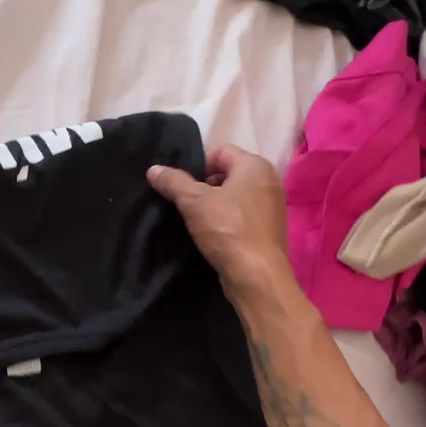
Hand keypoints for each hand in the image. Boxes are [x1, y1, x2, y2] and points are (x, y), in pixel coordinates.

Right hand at [147, 145, 297, 305]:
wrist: (256, 274)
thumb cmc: (227, 230)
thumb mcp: (194, 202)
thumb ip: (173, 183)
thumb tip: (153, 169)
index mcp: (255, 165)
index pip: (221, 152)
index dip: (198, 167)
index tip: (184, 189)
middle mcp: (268, 180)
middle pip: (229, 175)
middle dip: (206, 188)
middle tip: (188, 208)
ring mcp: (272, 206)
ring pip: (236, 198)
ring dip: (216, 208)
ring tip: (198, 225)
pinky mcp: (269, 230)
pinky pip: (243, 217)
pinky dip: (228, 223)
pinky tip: (215, 239)